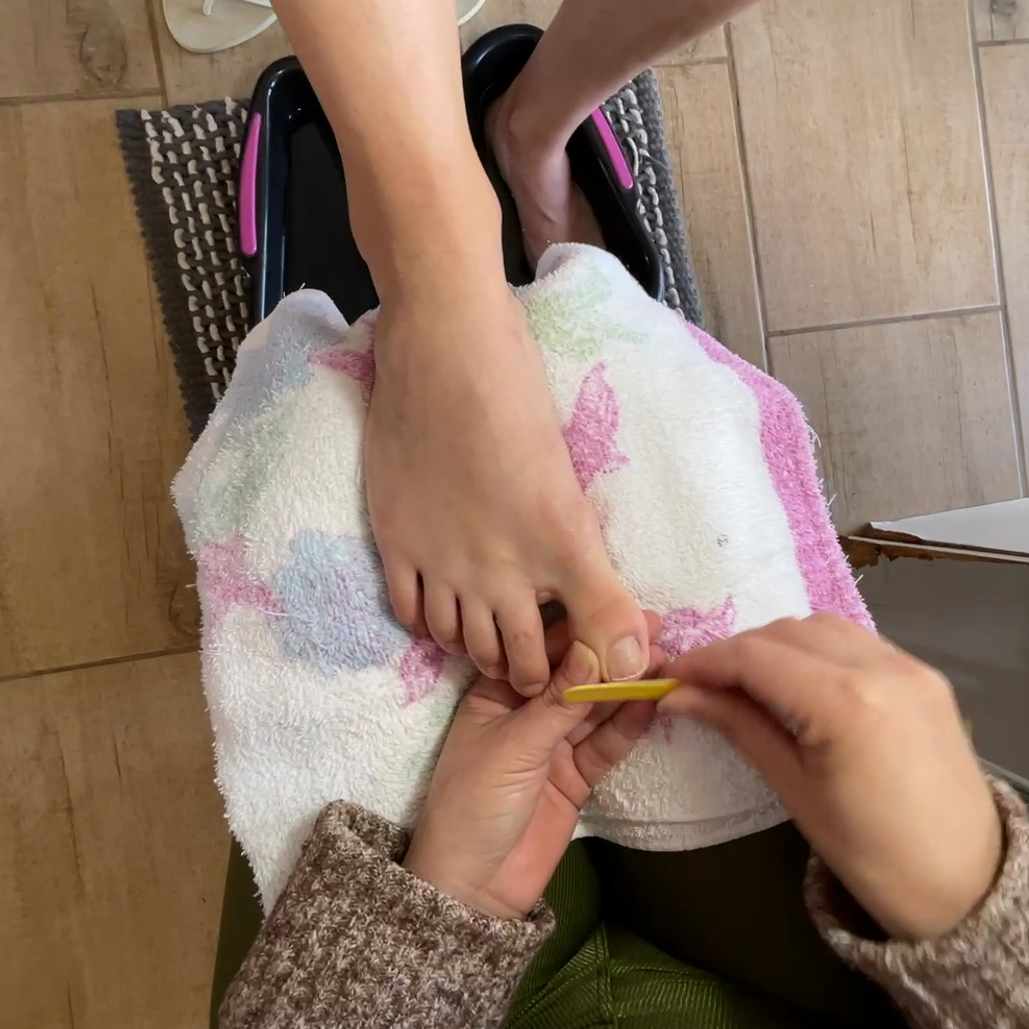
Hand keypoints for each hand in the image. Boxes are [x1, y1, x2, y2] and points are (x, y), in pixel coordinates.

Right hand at [368, 272, 647, 693]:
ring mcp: (443, 562)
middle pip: (516, 656)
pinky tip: (441, 617)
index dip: (588, 671)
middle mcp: (500, 573)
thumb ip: (594, 571)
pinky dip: (430, 627)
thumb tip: (631, 641)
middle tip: (537, 669)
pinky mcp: (398, 544)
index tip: (584, 669)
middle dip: (532, 673)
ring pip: (462, 642)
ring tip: (493, 648)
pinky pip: (412, 614)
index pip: (586, 646)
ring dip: (480, 653)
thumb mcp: (573, 488)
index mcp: (560, 554)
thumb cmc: (521, 403)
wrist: (447, 356)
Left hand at [403, 620, 661, 917]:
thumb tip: (593, 648)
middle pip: (576, 676)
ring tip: (664, 661)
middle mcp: (528, 711)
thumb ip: (558, 701)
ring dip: (628, 686)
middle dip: (612, 655)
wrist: (474, 888)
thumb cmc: (475, 804)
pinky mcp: (576, 775)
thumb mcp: (514, 745)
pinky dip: (628, 724)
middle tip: (656, 630)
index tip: (618, 610)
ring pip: (596, 707)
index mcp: (497, 693)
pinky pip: (606, 743)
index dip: (581, 631)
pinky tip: (652, 702)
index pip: (543, 652)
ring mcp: (555, 743)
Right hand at [659, 614, 1002, 940]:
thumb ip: (737, 725)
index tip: (672, 676)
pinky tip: (802, 680)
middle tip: (706, 686)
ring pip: (819, 626)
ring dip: (776, 644)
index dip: (706, 660)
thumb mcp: (793, 788)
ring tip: (753, 683)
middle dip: (737, 652)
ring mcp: (909, 665)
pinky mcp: (924, 673)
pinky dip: (815, 649)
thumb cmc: (870, 854)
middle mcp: (881, 667)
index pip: (756, 656)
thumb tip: (678, 694)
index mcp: (846, 703)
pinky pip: (855, 640)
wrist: (968, 888)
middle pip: (784, 632)